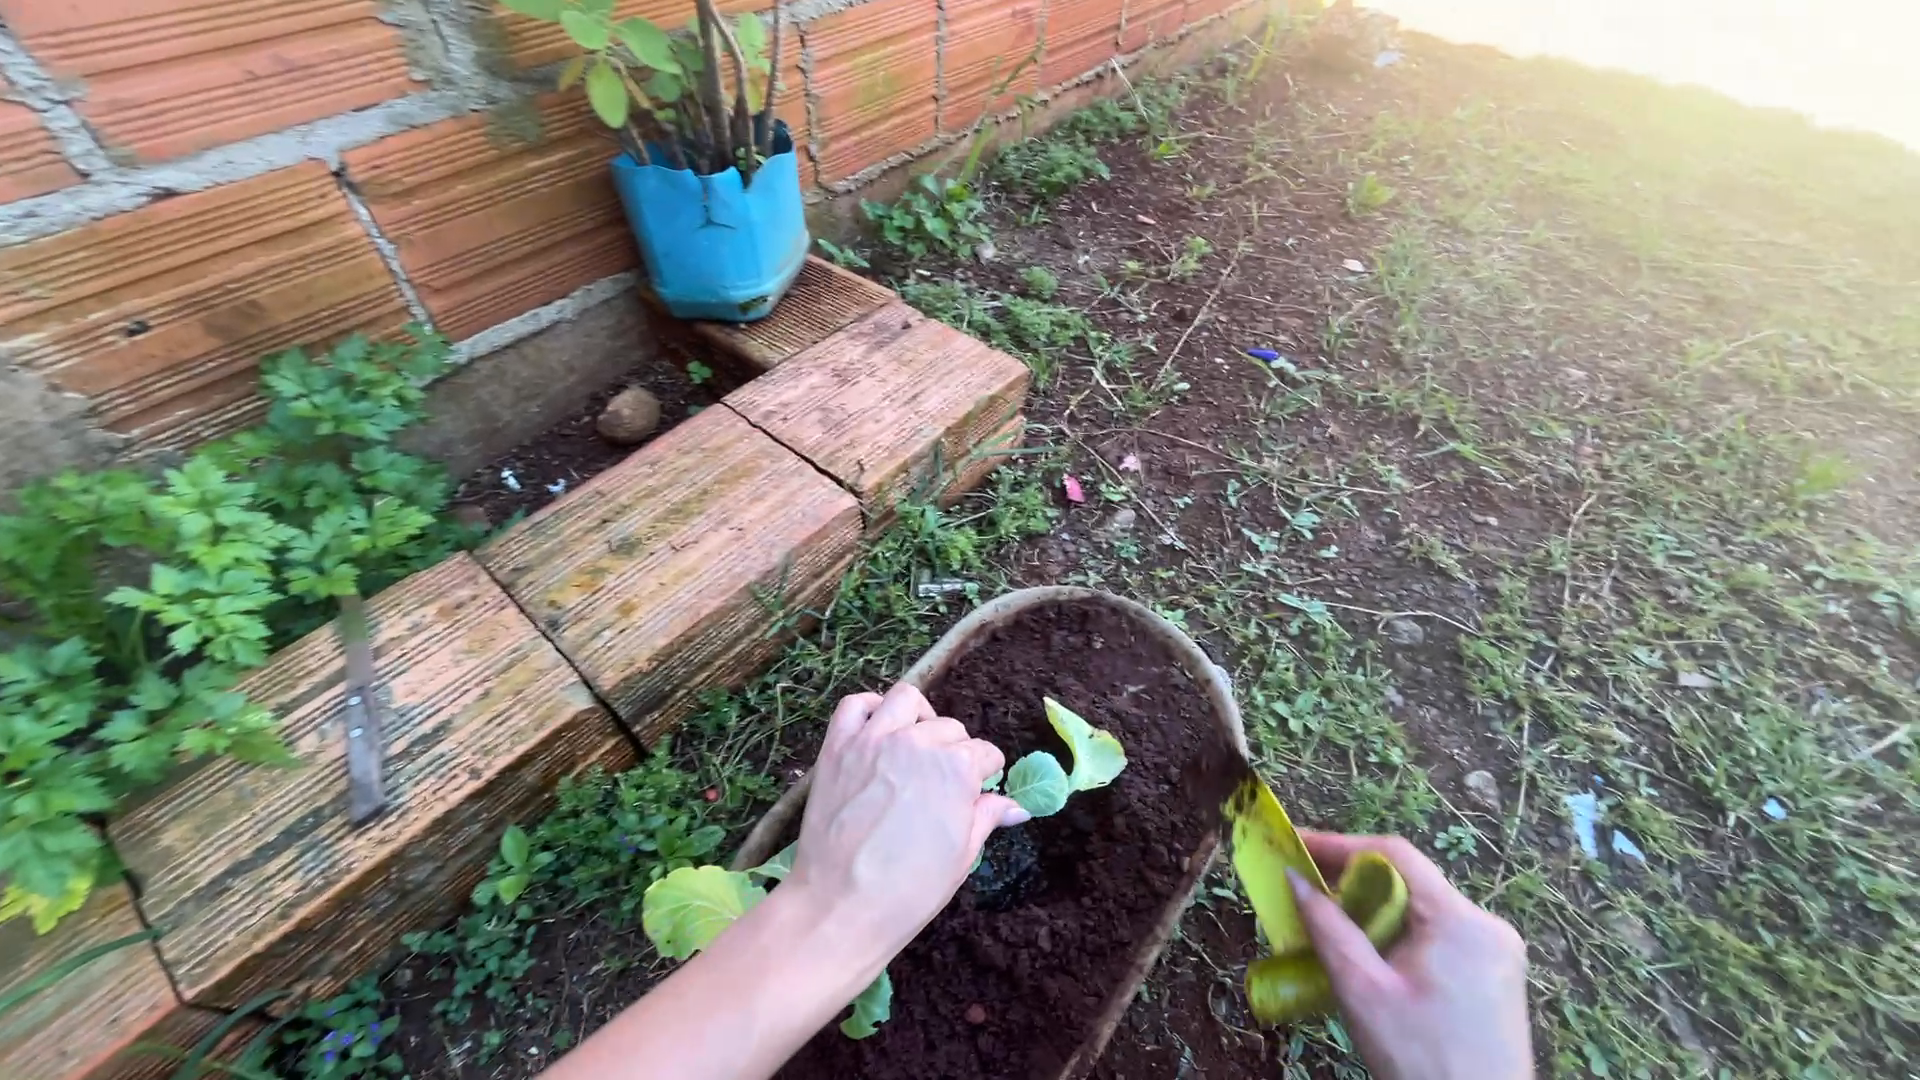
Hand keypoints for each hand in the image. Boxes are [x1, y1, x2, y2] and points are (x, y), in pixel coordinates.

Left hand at [785, 683, 1028, 956]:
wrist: (840, 907)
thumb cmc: (909, 890)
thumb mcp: (961, 856)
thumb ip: (987, 817)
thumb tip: (1016, 806)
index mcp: (956, 768)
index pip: (984, 753)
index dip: (986, 772)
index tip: (978, 789)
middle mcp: (917, 742)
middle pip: (949, 729)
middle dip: (955, 751)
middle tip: (944, 781)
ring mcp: (874, 739)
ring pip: (906, 699)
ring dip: (919, 716)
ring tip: (916, 742)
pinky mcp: (838, 746)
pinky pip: (855, 705)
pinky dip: (869, 709)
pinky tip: (878, 729)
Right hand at [1290, 831, 1532, 1079]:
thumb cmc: (1419, 1060)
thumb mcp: (1362, 990)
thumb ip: (1327, 926)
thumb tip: (1293, 877)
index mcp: (1461, 922)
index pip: (1394, 855)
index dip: (1340, 844)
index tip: (1297, 846)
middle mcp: (1486, 925)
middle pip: (1408, 879)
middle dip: (1352, 878)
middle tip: (1305, 884)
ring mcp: (1496, 950)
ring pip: (1420, 905)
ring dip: (1372, 906)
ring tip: (1328, 917)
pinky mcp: (1493, 973)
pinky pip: (1435, 931)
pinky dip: (1395, 929)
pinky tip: (1367, 948)